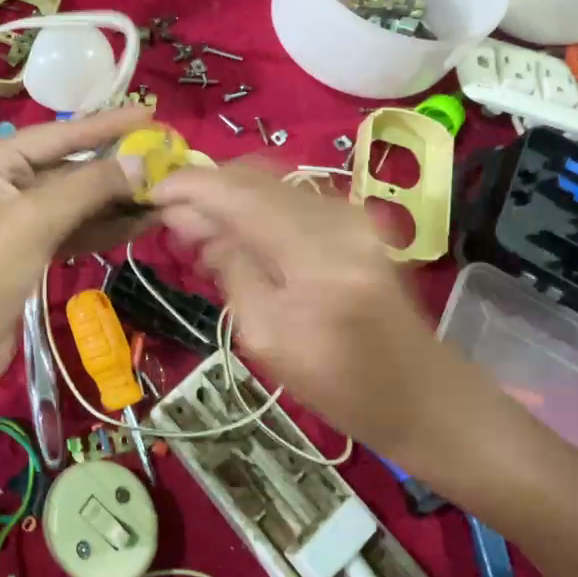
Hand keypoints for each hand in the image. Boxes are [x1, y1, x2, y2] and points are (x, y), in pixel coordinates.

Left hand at [0, 106, 151, 384]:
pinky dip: (104, 228)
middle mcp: (1, 181)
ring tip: (168, 191)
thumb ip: (89, 187)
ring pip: (75, 201)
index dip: (106, 124)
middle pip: (69, 167)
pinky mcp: (28, 252)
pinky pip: (72, 230)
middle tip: (169, 158)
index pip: (57, 134)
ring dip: (117, 200)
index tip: (151, 113)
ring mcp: (15, 219)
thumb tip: (142, 163)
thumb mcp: (34, 221)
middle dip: (116, 166)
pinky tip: (142, 223)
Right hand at [149, 163, 456, 454]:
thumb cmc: (343, 386)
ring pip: (266, 180)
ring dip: (225, 195)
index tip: (149, 194)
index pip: (237, 193)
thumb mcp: (266, 337)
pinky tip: (233, 235)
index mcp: (316, 253)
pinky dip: (251, 204)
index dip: (187, 185)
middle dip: (203, 189)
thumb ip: (228, 267)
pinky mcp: (352, 219)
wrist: (427, 400)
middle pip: (251, 176)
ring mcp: (349, 213)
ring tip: (195, 231)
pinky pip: (286, 195)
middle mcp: (336, 217)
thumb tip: (188, 221)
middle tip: (168, 219)